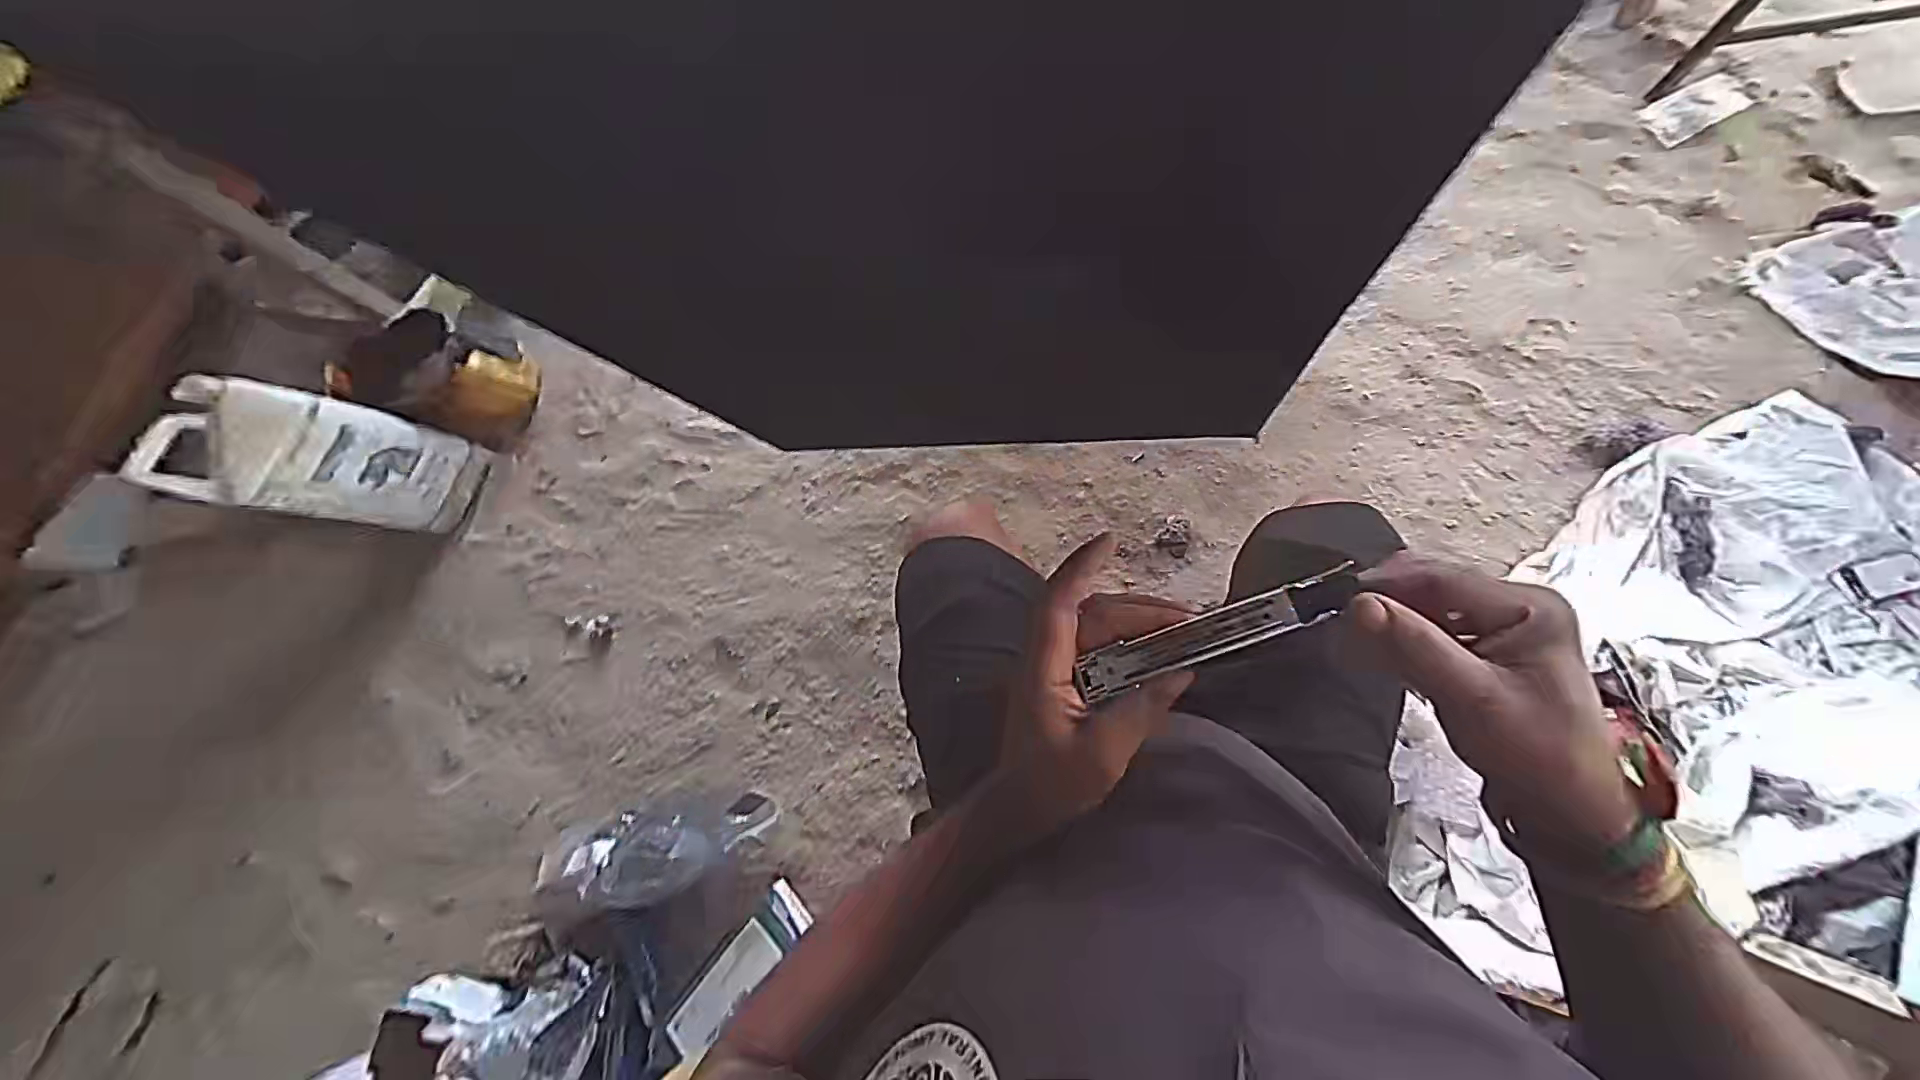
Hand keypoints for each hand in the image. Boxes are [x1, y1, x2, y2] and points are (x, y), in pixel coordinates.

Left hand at [991, 533, 1195, 836]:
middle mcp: (1043, 659)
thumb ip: (1141, 711)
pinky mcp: (1060, 682)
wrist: (1015, 812)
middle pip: (1090, 615)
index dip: (1081, 567)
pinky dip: (1127, 643)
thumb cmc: (1050, 788)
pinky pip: (1095, 648)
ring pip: (1094, 628)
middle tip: (1191, 621)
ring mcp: (1050, 669)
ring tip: (1182, 631)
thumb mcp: (1102, 755)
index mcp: (1042, 668)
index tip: (1109, 541)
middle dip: (1140, 610)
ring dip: (1136, 623)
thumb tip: (1181, 675)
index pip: (1058, 603)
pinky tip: (1155, 652)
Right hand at [1347, 560, 1638, 857]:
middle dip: (1385, 606)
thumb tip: (1361, 605)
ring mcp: (1499, 629)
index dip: (1384, 587)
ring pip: (1422, 609)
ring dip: (1388, 625)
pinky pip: (1425, 631)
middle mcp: (1516, 608)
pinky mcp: (1480, 651)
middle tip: (1346, 629)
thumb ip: (1413, 646)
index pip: (1438, 579)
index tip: (1342, 606)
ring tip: (1359, 646)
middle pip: (1428, 589)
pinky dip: (1398, 642)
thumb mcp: (1472, 697)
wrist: (1567, 813)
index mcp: (1529, 607)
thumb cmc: (1540, 758)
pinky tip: (1381, 657)